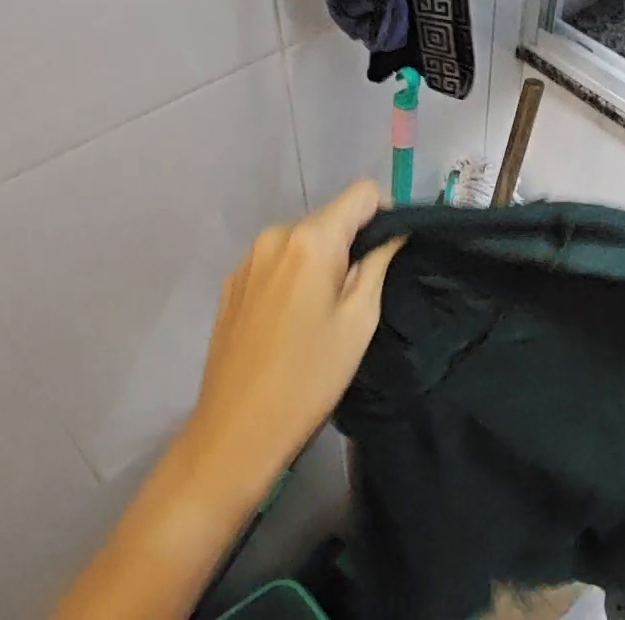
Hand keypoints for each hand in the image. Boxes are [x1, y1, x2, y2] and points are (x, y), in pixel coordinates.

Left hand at [181, 181, 403, 492]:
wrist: (236, 431)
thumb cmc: (309, 377)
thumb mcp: (359, 321)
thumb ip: (377, 265)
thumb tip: (392, 233)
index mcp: (310, 240)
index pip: (362, 193)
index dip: (385, 215)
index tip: (390, 253)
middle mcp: (275, 236)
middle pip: (330, 217)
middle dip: (351, 243)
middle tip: (359, 296)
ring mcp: (248, 259)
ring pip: (303, 241)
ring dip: (322, 261)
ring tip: (324, 313)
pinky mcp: (232, 284)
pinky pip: (277, 262)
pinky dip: (294, 276)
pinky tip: (293, 322)